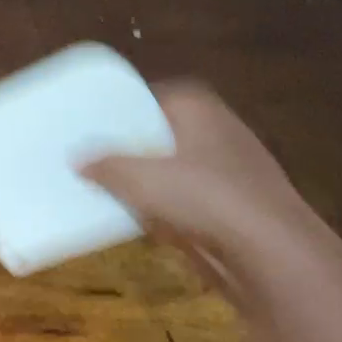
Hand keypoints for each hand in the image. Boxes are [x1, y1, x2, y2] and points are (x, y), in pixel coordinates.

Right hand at [81, 82, 325, 298]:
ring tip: (106, 189)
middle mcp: (218, 132)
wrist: (263, 246)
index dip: (128, 107)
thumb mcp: (139, 179)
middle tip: (93, 157)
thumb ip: (106, 166)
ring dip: (146, 179)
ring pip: (175, 167)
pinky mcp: (229, 204)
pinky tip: (138, 219)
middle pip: (166, 132)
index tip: (96, 123)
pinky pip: (185, 197)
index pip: (160, 96)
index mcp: (201, 112)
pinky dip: (162, 205)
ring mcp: (228, 169)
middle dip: (132, 146)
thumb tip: (79, 158)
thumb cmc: (201, 197)